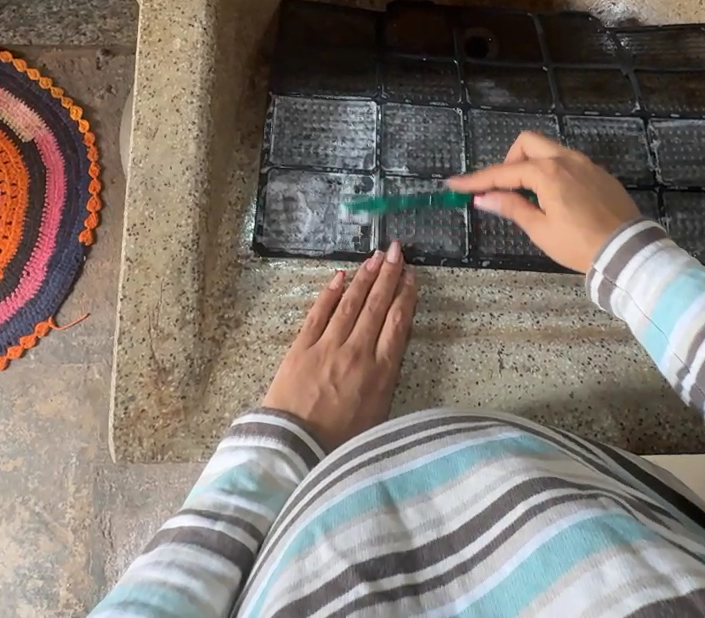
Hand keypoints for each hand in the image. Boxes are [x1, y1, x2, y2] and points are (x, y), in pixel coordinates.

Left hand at [261, 243, 417, 450]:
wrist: (293, 453)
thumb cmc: (340, 446)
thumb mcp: (378, 417)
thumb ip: (386, 379)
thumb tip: (391, 348)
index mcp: (380, 373)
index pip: (397, 324)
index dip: (405, 296)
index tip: (411, 276)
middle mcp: (356, 353)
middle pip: (376, 306)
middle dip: (388, 275)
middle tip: (396, 251)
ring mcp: (327, 347)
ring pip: (349, 303)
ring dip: (364, 278)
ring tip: (374, 258)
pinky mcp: (301, 348)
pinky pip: (319, 313)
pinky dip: (330, 293)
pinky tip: (340, 277)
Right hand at [446, 131, 640, 272]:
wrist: (628, 252)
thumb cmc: (579, 244)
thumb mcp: (540, 230)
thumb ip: (511, 207)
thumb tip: (483, 197)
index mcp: (548, 173)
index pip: (503, 172)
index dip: (476, 180)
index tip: (454, 184)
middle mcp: (566, 159)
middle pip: (527, 143)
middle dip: (510, 161)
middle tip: (507, 188)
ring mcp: (585, 164)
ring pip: (549, 149)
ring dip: (532, 165)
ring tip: (531, 196)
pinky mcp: (599, 173)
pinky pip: (568, 162)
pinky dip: (553, 171)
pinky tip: (556, 198)